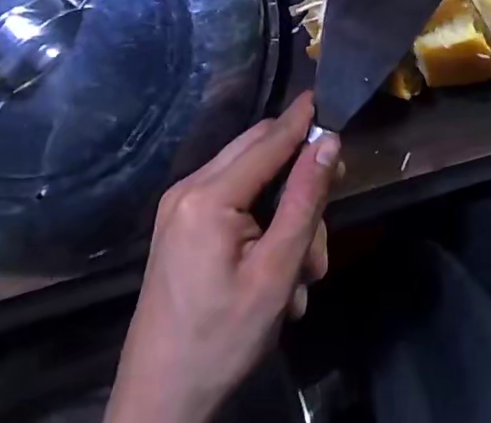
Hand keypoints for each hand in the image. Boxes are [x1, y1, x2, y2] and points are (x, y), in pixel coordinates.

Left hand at [104, 93, 341, 422]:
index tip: (325, 98)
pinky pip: (230, 204)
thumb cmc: (223, 337)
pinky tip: (276, 276)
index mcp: (207, 195)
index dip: (299, 122)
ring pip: (247, 183)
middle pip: (255, 155)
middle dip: (297, 180)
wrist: (161, 392)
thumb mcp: (276, 273)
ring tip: (301, 278)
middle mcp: (188, 187)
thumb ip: (304, 203)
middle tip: (329, 211)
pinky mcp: (180, 225)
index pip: (266, 142)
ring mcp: (179, 205)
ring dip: (283, 216)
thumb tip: (328, 145)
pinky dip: (260, 226)